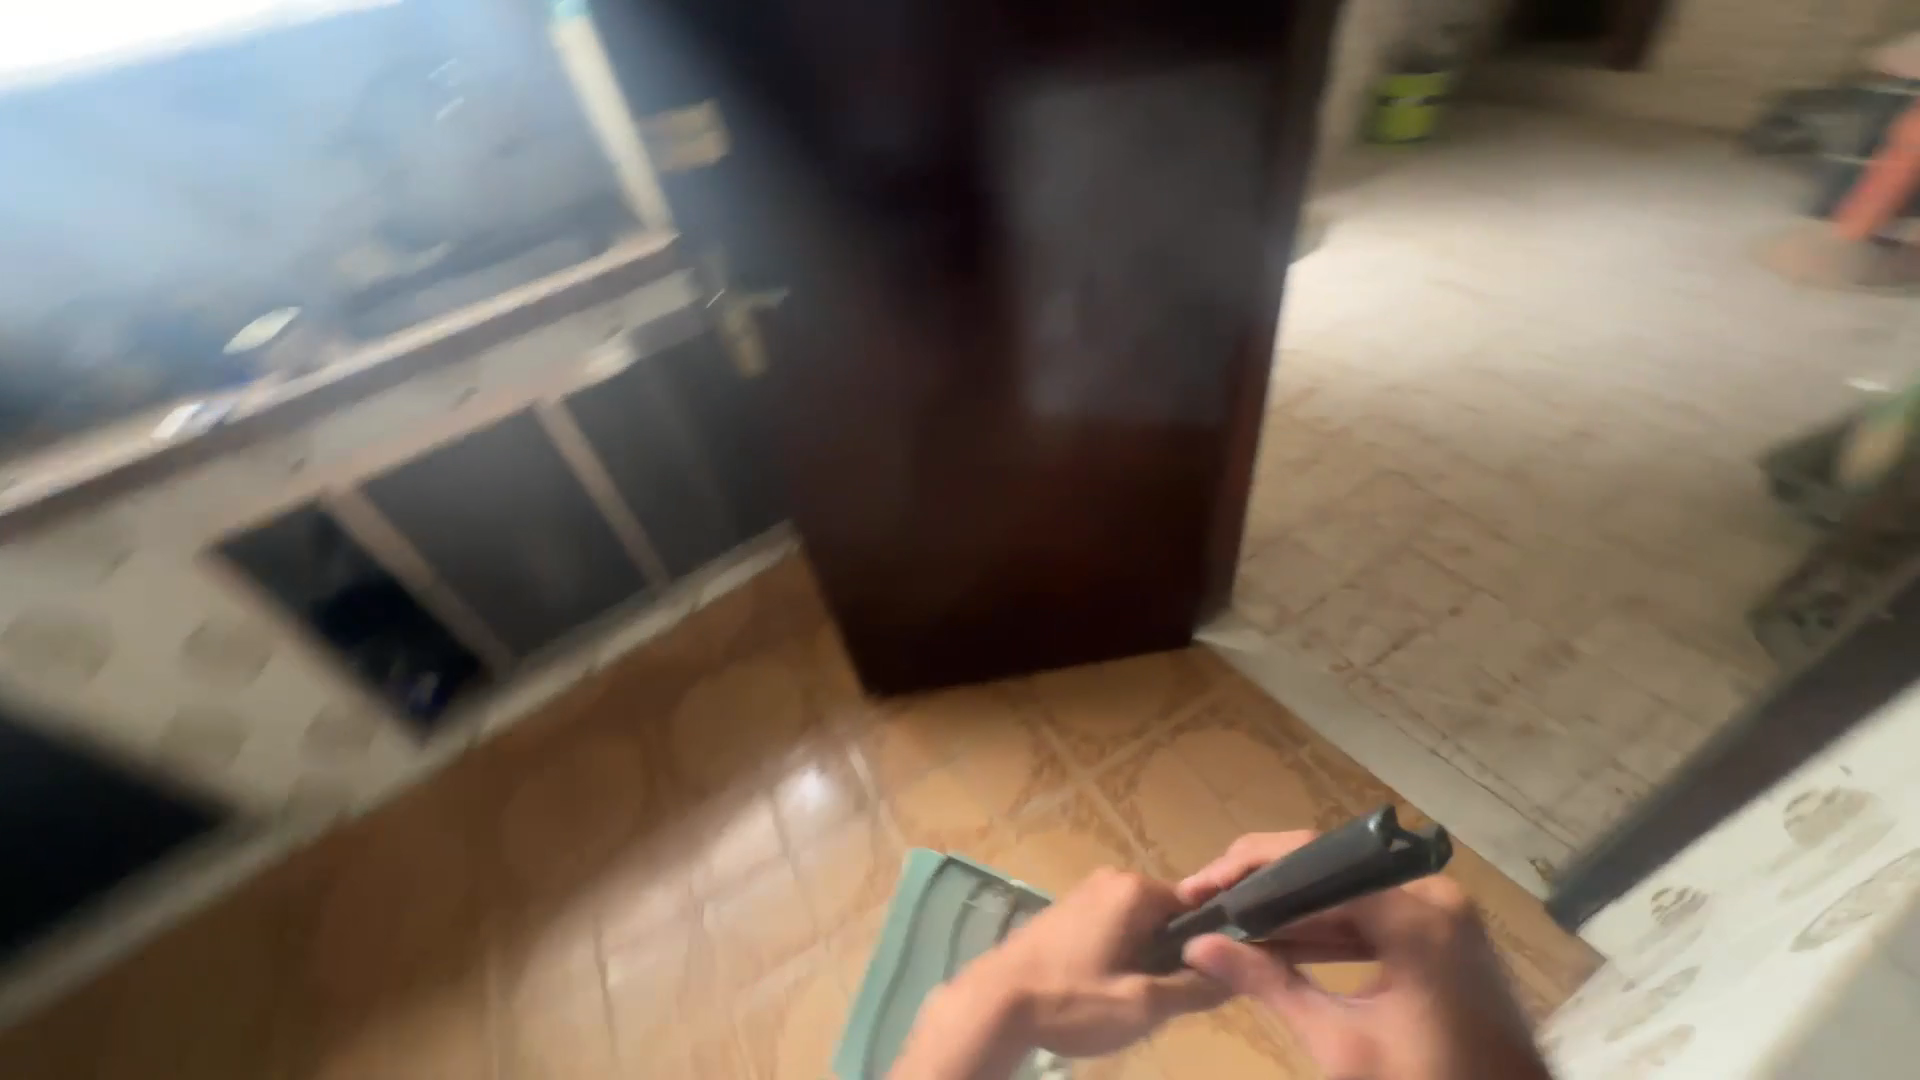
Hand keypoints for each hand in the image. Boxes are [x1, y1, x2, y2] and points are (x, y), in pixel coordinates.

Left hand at [891, 867, 1228, 1077]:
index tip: (1209, 980)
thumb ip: (1194, 988)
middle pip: (1167, 914)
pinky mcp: (1070, 908)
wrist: (998, 998)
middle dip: (1174, 953)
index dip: (1208, 943)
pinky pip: (1115, 924)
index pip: (1197, 905)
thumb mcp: (1143, 1005)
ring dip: (1147, 956)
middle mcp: (1113, 878)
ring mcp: (1088, 891)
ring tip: (1135, 997)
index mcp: (1135, 890)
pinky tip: (1108, 985)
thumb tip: (1235, 974)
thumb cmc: (1072, 999)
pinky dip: (1122, 951)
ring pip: (1141, 923)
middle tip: (1165, 998)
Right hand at [1177, 832, 1550, 1079]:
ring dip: (1283, 904)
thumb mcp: (1343, 1047)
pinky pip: (1364, 911)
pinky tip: (1273, 935)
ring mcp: (1438, 909)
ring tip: (1225, 915)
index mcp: (1415, 915)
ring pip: (1339, 887)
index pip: (1310, 862)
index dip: (1245, 871)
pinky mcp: (1438, 929)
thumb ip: (1268, 985)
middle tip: (1203, 899)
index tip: (1197, 889)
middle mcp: (1429, 893)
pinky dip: (1319, 925)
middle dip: (1258, 883)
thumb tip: (1196, 947)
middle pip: (1323, 866)